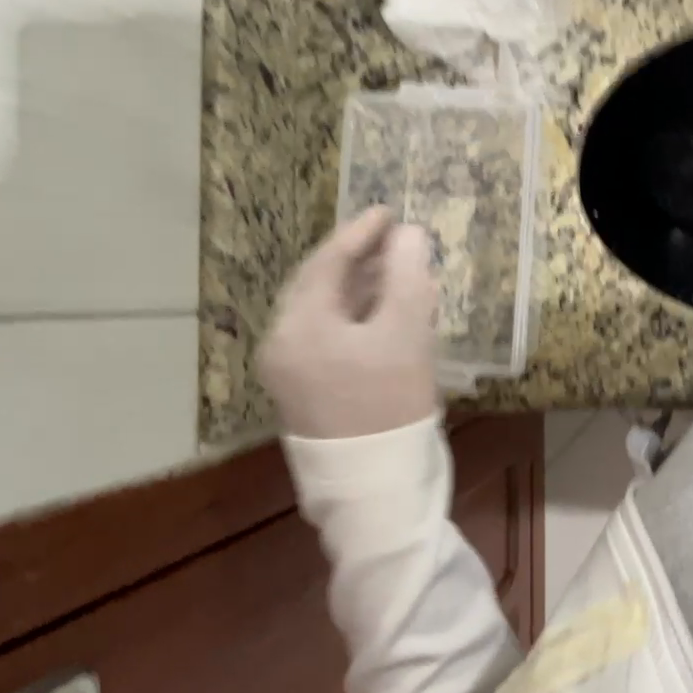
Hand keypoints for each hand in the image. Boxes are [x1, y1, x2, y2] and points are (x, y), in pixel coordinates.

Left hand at [260, 206, 441, 439]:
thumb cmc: (389, 403)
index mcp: (297, 326)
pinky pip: (333, 337)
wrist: (376, 480)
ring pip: (329, 312)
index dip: (361, 233)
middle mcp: (283, 343)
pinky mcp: (310, 389)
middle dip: (362, 259)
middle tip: (398, 240)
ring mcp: (292, 370)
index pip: (327, 263)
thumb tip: (409, 234)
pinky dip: (361, 317)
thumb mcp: (405, 332)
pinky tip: (391, 313)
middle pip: (322, 286)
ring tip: (402, 272)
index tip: (389, 211)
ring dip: (365, 288)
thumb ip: (407, 276)